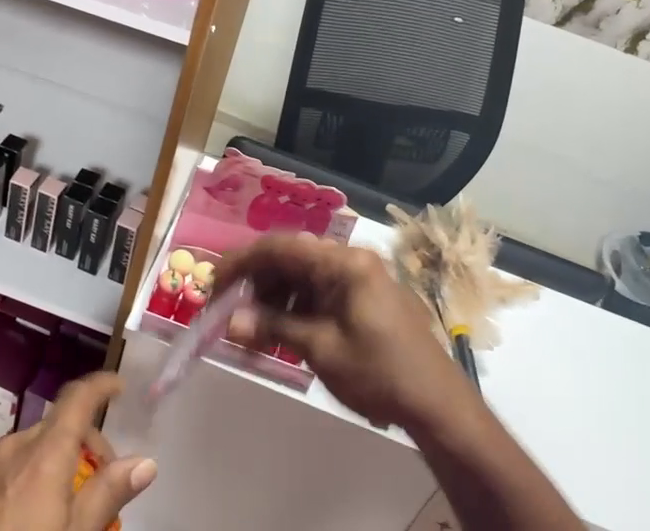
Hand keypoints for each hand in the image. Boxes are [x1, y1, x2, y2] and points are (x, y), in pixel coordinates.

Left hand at [0, 372, 156, 530]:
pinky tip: (13, 521)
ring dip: (47, 465)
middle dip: (82, 447)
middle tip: (97, 487)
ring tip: (54, 510)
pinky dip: (15, 480)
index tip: (120, 388)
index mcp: (44, 455)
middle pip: (55, 428)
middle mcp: (10, 447)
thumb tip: (146, 461)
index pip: (78, 398)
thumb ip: (107, 495)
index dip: (102, 386)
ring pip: (24, 450)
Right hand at [219, 234, 471, 431]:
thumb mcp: (321, 349)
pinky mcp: (363, 298)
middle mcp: (351, 260)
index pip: (281, 247)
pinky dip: (295, 309)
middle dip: (256, 284)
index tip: (213, 285)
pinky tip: (280, 335)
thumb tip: (229, 321)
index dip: (242, 262)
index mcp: (344, 263)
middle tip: (229, 314)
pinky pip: (319, 292)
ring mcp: (359, 278)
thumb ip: (274, 328)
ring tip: (253, 332)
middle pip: (290, 258)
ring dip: (274, 299)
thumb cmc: (379, 372)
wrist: (436, 402)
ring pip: (302, 276)